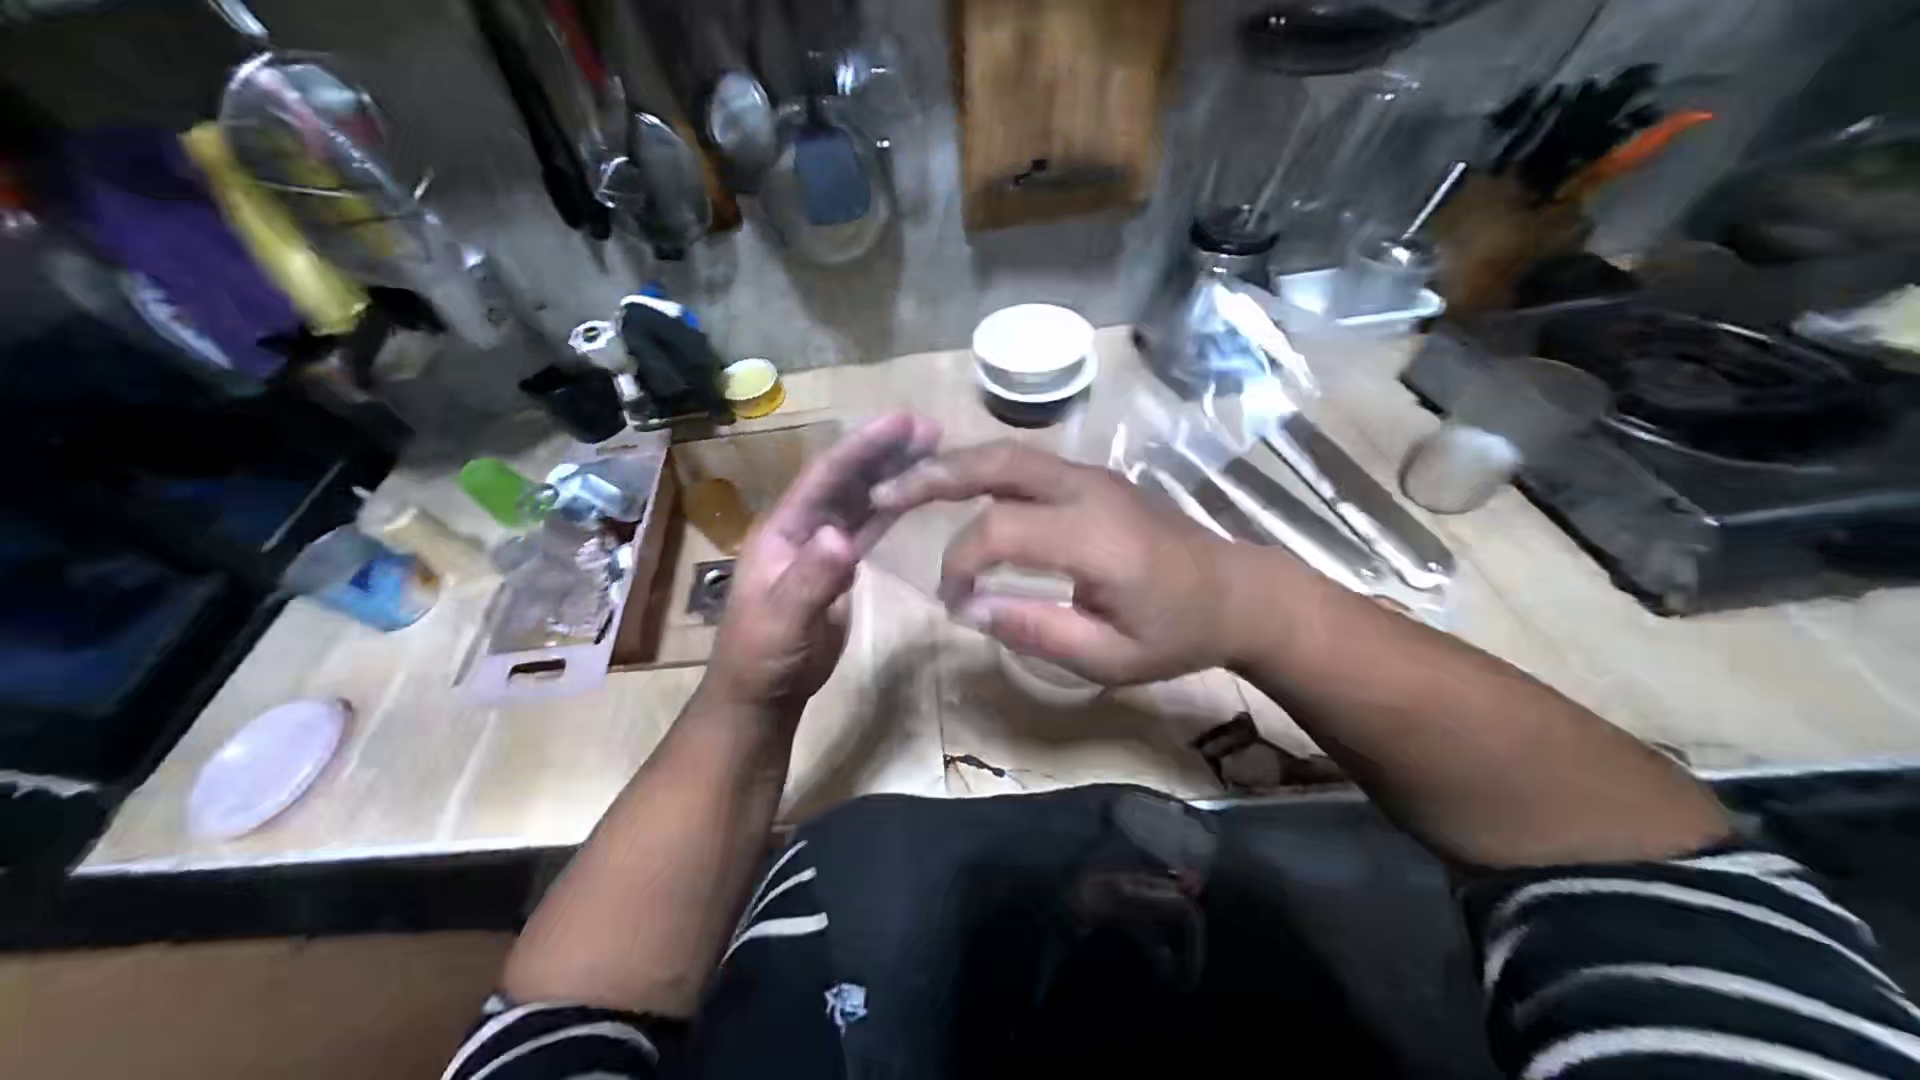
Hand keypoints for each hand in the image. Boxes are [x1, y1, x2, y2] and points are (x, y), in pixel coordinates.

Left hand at [701, 413, 942, 716]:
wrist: (764, 692)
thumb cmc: (762, 657)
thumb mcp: (782, 621)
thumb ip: (810, 581)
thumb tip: (842, 538)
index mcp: (782, 530)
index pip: (825, 478)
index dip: (861, 448)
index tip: (900, 421)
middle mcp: (803, 527)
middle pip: (847, 480)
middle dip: (884, 451)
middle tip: (928, 428)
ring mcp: (822, 545)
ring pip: (861, 499)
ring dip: (892, 473)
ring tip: (931, 448)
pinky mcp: (841, 566)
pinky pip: (869, 527)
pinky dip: (892, 508)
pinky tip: (916, 491)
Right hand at [871, 440, 1255, 685]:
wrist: (1237, 592)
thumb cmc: (1176, 633)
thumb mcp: (1108, 657)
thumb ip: (1034, 630)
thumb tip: (966, 608)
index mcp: (1096, 539)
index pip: (1000, 532)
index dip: (960, 563)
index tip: (953, 601)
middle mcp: (1088, 491)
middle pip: (996, 464)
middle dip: (934, 476)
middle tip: (882, 493)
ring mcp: (1092, 476)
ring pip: (1007, 455)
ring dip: (953, 467)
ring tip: (903, 484)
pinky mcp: (1092, 478)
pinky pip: (1025, 466)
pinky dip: (981, 473)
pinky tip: (954, 488)